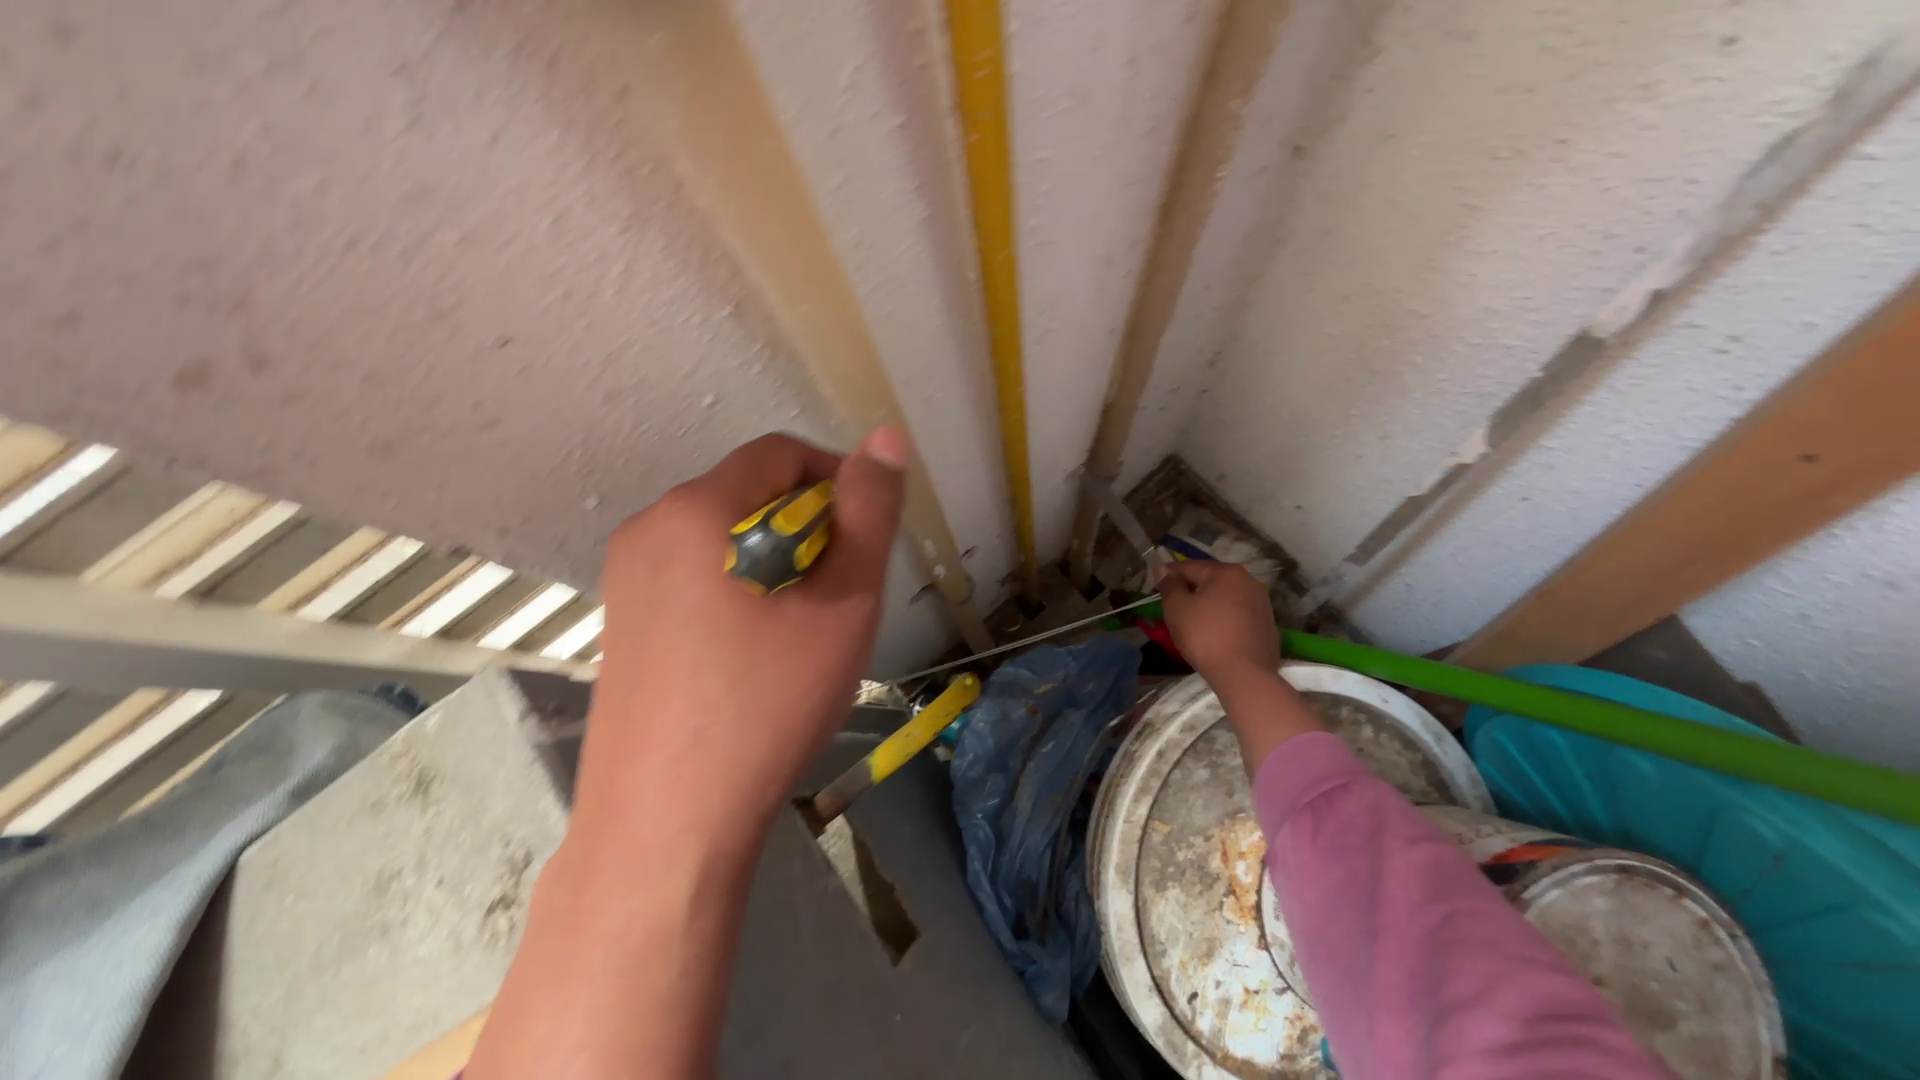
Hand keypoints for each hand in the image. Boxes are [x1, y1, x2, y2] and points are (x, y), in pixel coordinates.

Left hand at [576, 430, 908, 843]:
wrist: (667, 821)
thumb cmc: (766, 703)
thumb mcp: (841, 606)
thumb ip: (869, 514)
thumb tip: (884, 440)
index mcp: (695, 510)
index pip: (780, 454)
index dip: (836, 480)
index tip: (866, 539)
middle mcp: (647, 528)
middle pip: (747, 495)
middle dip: (805, 529)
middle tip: (838, 596)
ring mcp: (625, 579)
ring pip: (720, 539)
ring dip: (773, 563)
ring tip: (800, 631)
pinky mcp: (620, 623)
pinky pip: (691, 578)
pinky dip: (735, 592)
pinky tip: (752, 656)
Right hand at [1155, 560, 1280, 679]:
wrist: (1244, 674)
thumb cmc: (1205, 636)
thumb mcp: (1177, 608)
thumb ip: (1169, 585)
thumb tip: (1164, 570)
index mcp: (1227, 572)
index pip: (1190, 566)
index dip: (1169, 574)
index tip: (1156, 584)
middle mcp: (1249, 582)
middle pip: (1211, 581)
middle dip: (1192, 590)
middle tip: (1173, 605)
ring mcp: (1263, 604)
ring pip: (1227, 599)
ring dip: (1210, 605)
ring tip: (1194, 622)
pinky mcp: (1268, 626)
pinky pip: (1239, 617)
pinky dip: (1225, 620)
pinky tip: (1216, 635)